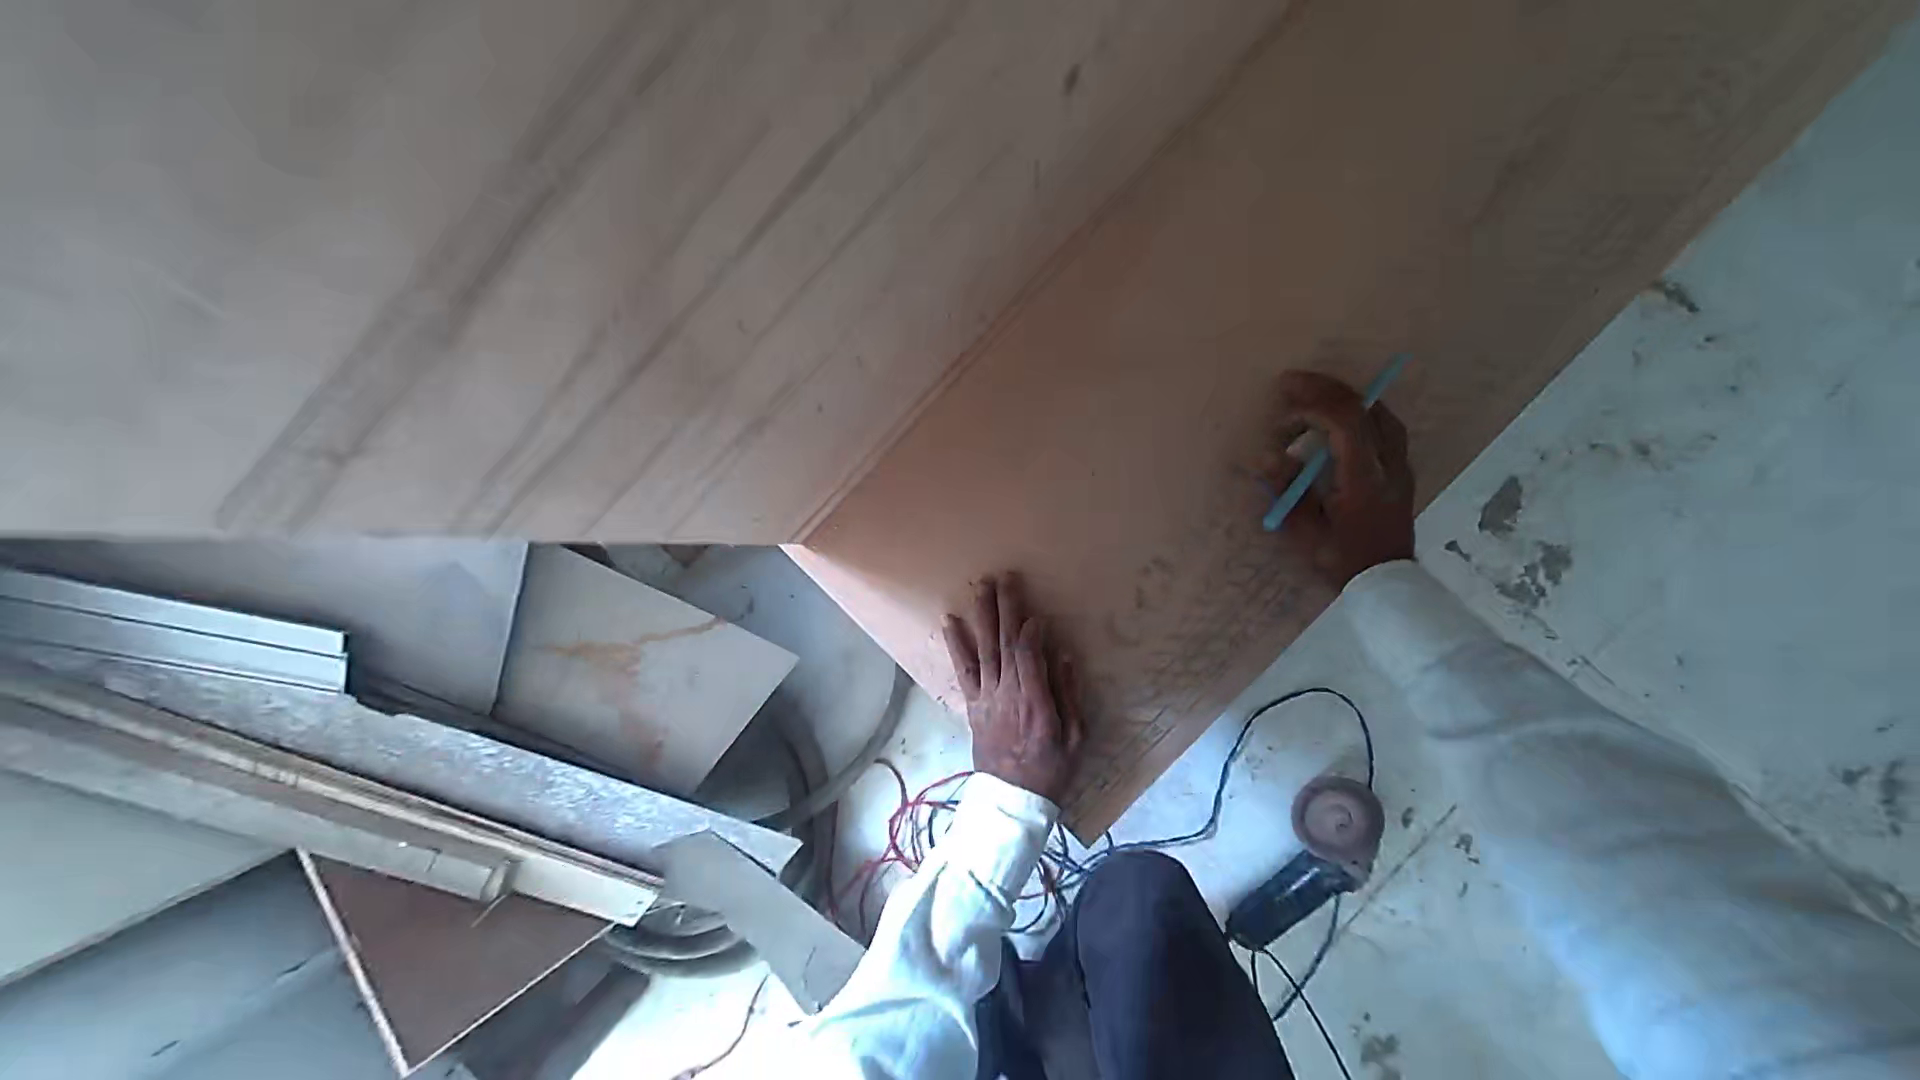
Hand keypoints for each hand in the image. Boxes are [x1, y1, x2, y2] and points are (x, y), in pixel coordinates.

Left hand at [941, 573, 1084, 802]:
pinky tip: (949, 621)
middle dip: (1005, 608)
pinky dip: (956, 645)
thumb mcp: (1075, 736)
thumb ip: (1067, 692)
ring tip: (980, 587)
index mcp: (1034, 702)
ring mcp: (986, 697)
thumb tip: (1061, 653)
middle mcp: (1006, 693)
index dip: (1030, 630)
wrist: (1014, 799)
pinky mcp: (973, 704)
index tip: (1035, 612)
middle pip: (1004, 643)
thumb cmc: (1052, 768)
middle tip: (1004, 578)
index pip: (1028, 654)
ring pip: (984, 649)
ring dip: (982, 616)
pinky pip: (963, 671)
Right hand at [1268, 370, 1415, 588]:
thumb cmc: (1338, 560)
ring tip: (1311, 400)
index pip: (1346, 420)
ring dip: (1343, 400)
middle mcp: (1389, 463)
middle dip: (1325, 390)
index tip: (1284, 398)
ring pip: (1378, 414)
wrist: (1383, 583)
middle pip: (1365, 408)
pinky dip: (1357, 414)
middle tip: (1290, 384)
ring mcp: (1400, 466)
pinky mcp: (1400, 472)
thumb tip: (1265, 456)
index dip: (1314, 401)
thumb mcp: (1303, 530)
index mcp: (1364, 477)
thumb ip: (1286, 490)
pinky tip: (1337, 421)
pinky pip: (1383, 427)